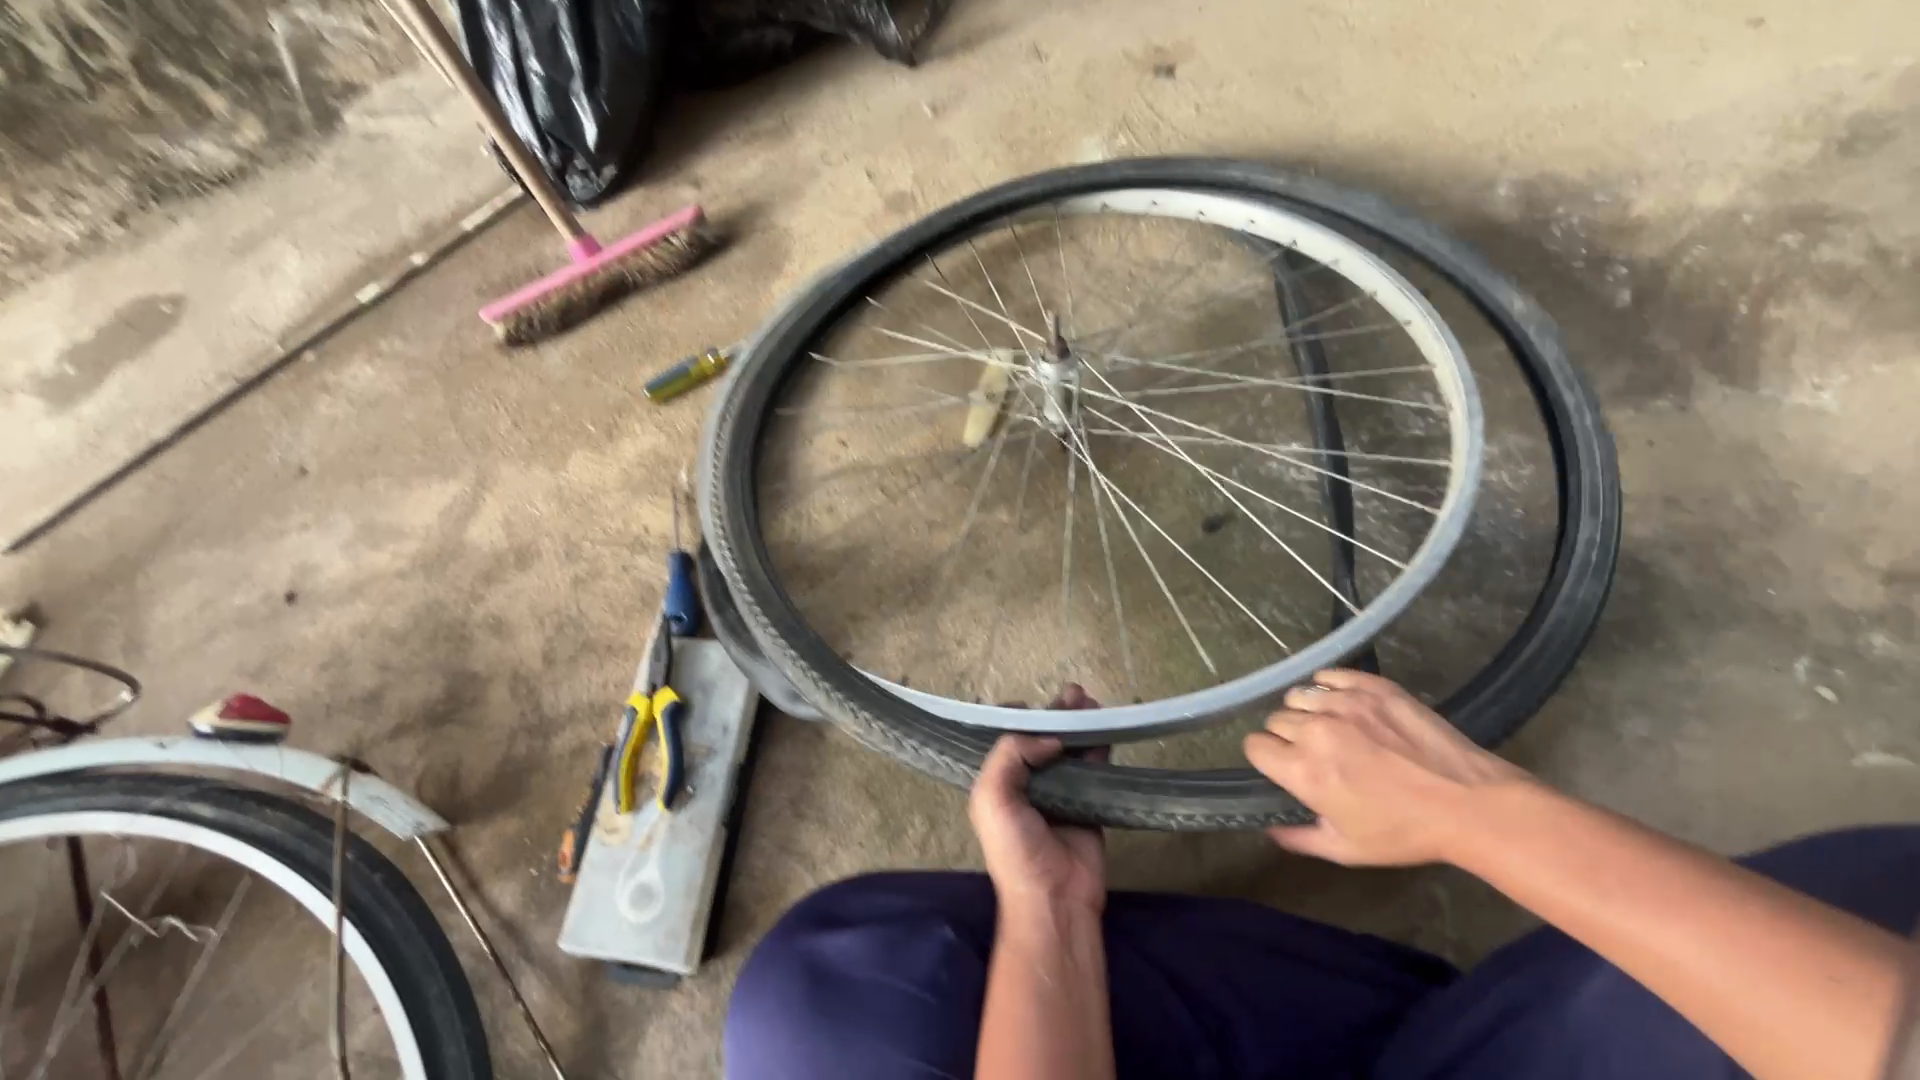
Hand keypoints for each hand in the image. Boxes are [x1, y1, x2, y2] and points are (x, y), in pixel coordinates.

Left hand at [969, 684, 1105, 917]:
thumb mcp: (992, 798)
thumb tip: (1049, 737)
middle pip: (1041, 738)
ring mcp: (1060, 791)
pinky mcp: (1089, 801)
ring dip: (1080, 723)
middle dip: (1055, 713)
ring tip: (1090, 700)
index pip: (1004, 740)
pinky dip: (1100, 744)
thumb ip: (1009, 755)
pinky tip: (1106, 726)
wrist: (1056, 897)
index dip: (1016, 719)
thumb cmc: (1016, 849)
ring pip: (1070, 747)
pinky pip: (1095, 766)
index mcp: (996, 783)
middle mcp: (1026, 783)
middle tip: (1073, 693)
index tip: (1030, 704)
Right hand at [1242, 668, 1527, 866]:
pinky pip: (1329, 676)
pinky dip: (1328, 687)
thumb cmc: (1406, 832)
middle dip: (1287, 736)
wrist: (1471, 804)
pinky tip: (1343, 704)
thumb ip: (1298, 838)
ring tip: (1330, 726)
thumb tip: (1269, 828)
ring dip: (1306, 711)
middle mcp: (1316, 730)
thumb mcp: (1347, 850)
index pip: (1254, 746)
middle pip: (1276, 720)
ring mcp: (1345, 703)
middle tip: (1316, 753)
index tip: (1284, 766)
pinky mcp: (1372, 686)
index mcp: (1304, 771)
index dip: (1266, 758)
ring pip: (1299, 695)